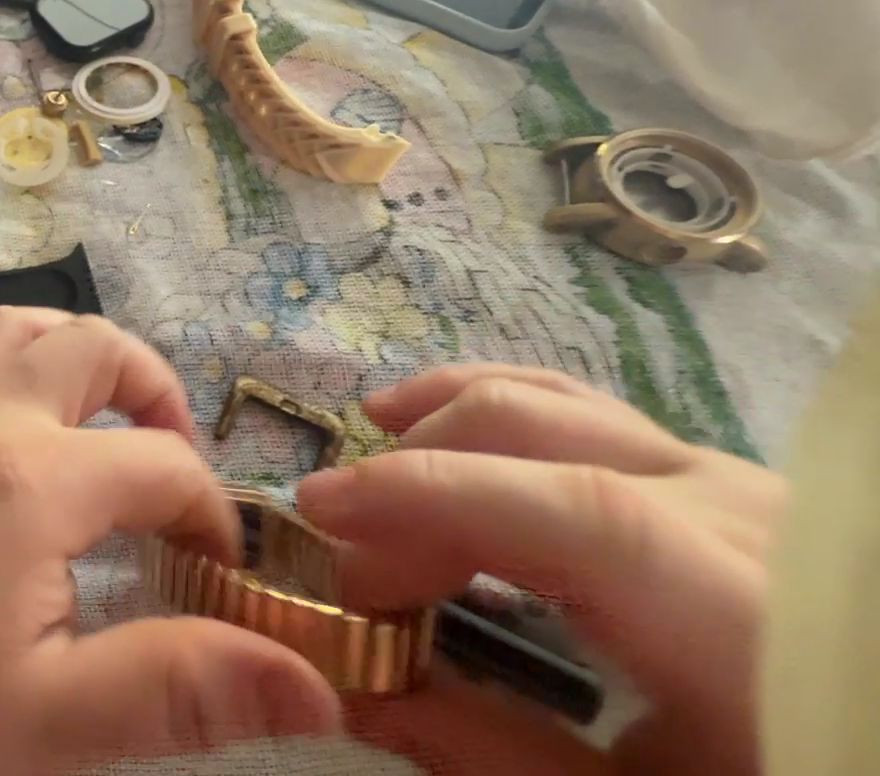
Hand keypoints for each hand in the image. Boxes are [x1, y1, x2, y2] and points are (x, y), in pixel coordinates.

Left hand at [0, 264, 342, 774]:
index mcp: (34, 482)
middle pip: (93, 350)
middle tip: (172, 465)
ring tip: (101, 399)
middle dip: (155, 390)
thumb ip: (181, 690)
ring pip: (9, 329)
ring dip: (68, 348)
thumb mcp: (46, 722)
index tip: (216, 574)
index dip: (208, 515)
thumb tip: (315, 685)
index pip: (162, 467)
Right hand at [295, 365, 782, 775]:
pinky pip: (572, 405)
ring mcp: (720, 473)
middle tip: (347, 563)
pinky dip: (482, 401)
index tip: (317, 521)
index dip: (420, 498)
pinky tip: (427, 416)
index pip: (560, 508)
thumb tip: (346, 690)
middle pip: (526, 432)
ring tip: (359, 470)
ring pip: (542, 400)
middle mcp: (737, 509)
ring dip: (428, 426)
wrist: (876, 740)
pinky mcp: (700, 469)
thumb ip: (492, 752)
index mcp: (745, 612)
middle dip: (405, 482)